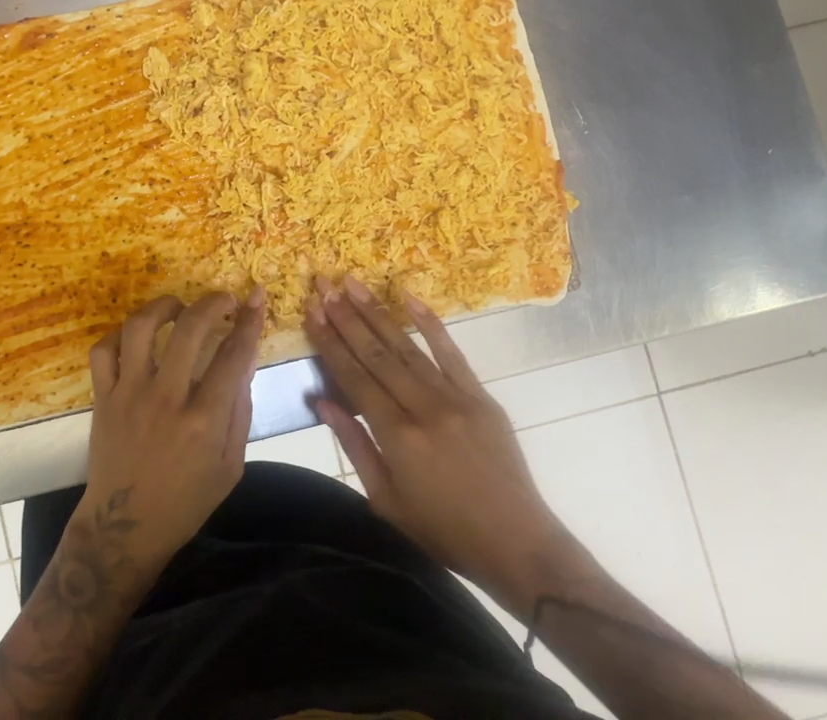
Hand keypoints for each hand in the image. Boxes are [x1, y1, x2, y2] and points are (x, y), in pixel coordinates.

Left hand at [77, 289, 265, 571]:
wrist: (126, 526)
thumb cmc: (186, 500)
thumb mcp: (231, 465)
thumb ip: (239, 411)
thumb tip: (244, 361)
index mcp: (204, 420)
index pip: (233, 356)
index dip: (249, 323)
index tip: (255, 301)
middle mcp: (165, 399)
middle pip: (190, 329)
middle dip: (212, 304)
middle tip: (223, 301)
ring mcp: (128, 395)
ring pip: (141, 328)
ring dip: (163, 307)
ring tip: (178, 307)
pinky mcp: (102, 397)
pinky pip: (104, 351)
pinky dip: (120, 335)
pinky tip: (139, 337)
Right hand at [307, 276, 585, 610]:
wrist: (515, 543)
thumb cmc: (441, 530)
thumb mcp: (385, 498)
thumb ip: (353, 445)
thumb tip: (320, 401)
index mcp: (396, 436)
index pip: (354, 377)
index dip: (330, 343)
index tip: (311, 311)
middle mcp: (424, 408)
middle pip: (377, 353)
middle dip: (346, 317)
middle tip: (323, 284)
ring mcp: (456, 399)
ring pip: (408, 347)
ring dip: (378, 313)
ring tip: (353, 284)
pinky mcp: (481, 398)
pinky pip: (452, 353)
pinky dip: (430, 324)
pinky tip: (409, 299)